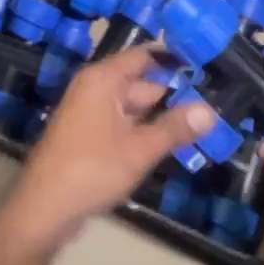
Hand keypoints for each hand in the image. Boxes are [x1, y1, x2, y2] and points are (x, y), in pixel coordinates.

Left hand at [0, 46, 213, 264]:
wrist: (45, 208)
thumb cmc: (91, 170)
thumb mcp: (139, 150)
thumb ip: (174, 128)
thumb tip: (211, 109)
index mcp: (103, 79)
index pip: (144, 56)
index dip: (174, 58)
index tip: (207, 62)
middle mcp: (96, 87)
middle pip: (143, 83)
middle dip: (176, 94)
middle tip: (218, 100)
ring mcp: (92, 111)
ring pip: (136, 106)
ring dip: (164, 116)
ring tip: (207, 121)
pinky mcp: (92, 135)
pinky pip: (126, 123)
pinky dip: (147, 130)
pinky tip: (175, 143)